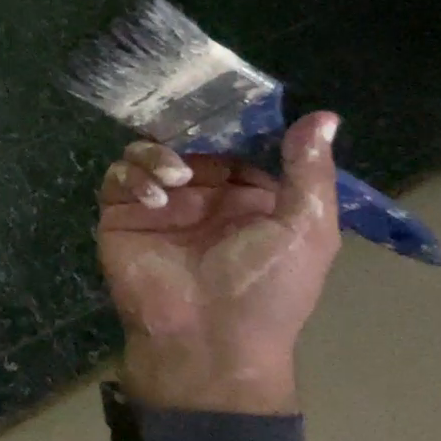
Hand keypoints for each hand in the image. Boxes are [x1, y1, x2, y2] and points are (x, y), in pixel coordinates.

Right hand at [96, 112, 342, 413]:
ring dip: (155, 156)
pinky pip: (116, 176)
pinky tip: (150, 196)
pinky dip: (131, 177)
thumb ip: (308, 173)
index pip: (235, 146)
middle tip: (188, 147)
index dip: (228, 126)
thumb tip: (324, 117)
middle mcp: (203, 196)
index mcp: (251, 198)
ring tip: (170, 178)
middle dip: (183, 137)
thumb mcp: (305, 230)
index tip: (220, 106)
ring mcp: (159, 203)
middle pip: (185, 143)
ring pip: (145, 153)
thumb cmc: (266, 287)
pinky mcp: (120, 212)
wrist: (204, 335)